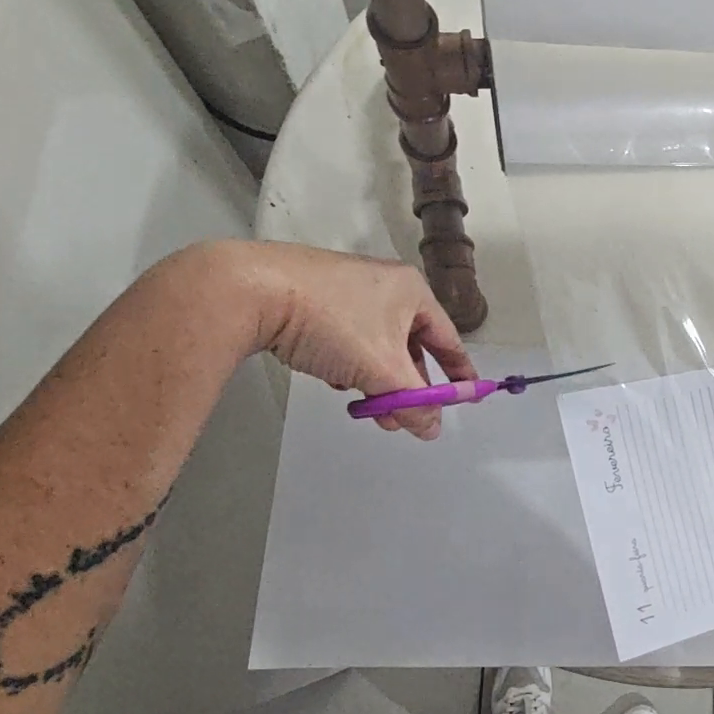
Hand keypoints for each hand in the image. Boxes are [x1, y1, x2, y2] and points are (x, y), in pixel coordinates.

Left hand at [223, 240, 476, 439]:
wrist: (247, 290)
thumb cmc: (332, 324)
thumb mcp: (383, 371)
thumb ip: (414, 403)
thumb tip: (431, 430)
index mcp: (411, 291)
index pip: (448, 339)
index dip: (459, 372)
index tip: (467, 398)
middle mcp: (384, 284)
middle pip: (409, 346)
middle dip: (406, 387)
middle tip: (401, 418)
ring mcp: (345, 287)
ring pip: (374, 345)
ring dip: (374, 380)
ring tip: (365, 408)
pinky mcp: (311, 294)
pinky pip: (344, 336)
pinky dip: (345, 362)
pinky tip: (331, 378)